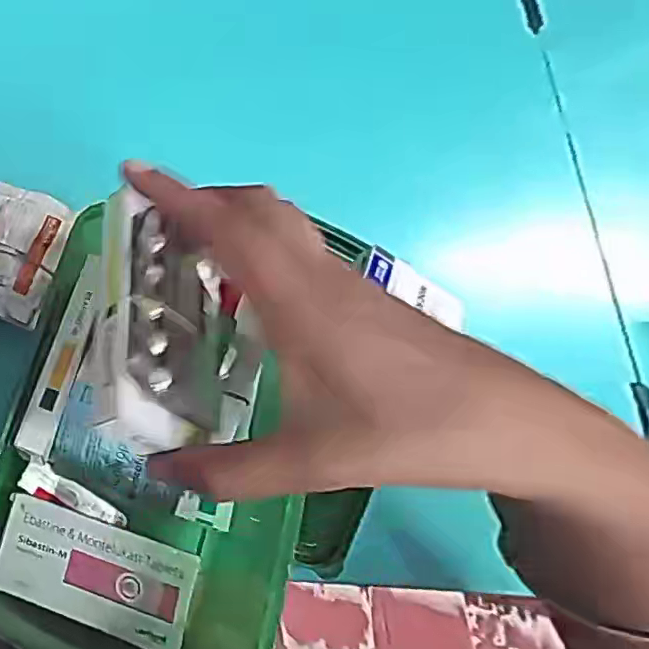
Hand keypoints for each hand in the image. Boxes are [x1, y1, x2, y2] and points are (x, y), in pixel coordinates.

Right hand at [128, 163, 648, 504]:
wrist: (514, 426)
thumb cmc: (408, 435)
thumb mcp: (309, 464)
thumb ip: (227, 474)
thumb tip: (157, 473)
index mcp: (299, 305)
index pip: (232, 229)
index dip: (178, 196)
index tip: (134, 174)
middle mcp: (320, 280)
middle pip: (256, 209)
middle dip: (197, 199)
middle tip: (150, 218)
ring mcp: (344, 284)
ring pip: (279, 223)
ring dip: (227, 217)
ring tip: (183, 245)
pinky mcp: (360, 298)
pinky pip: (294, 247)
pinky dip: (253, 243)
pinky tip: (240, 288)